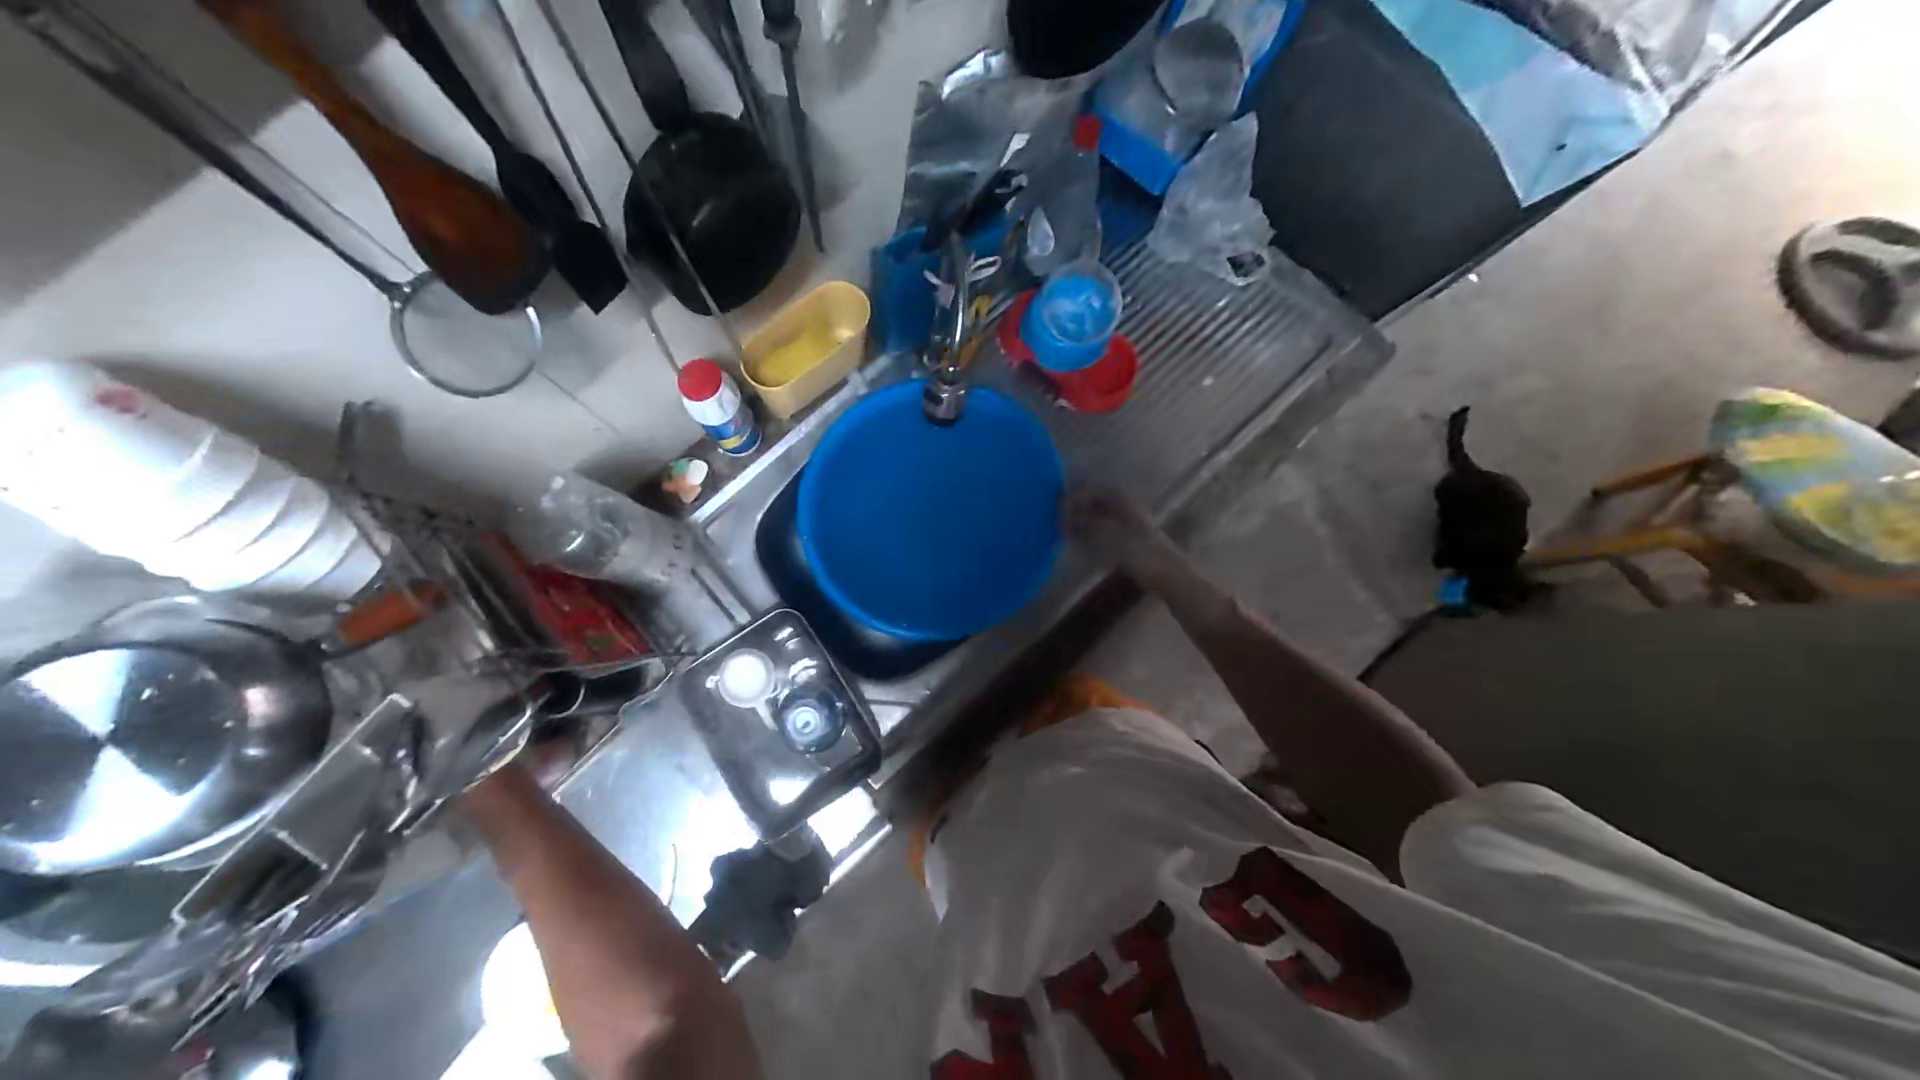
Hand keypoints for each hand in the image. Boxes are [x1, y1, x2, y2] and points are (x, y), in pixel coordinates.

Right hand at [1063, 487, 1180, 586]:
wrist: (1170, 576)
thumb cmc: (1141, 553)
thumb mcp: (1110, 536)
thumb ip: (1089, 524)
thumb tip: (1070, 519)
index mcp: (1122, 501)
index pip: (1092, 490)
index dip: (1074, 498)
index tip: (1060, 513)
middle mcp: (1124, 509)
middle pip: (1095, 502)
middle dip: (1076, 510)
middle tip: (1060, 525)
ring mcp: (1128, 525)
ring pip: (1099, 518)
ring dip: (1082, 523)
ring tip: (1067, 535)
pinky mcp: (1129, 542)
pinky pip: (1105, 533)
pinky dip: (1091, 536)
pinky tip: (1083, 546)